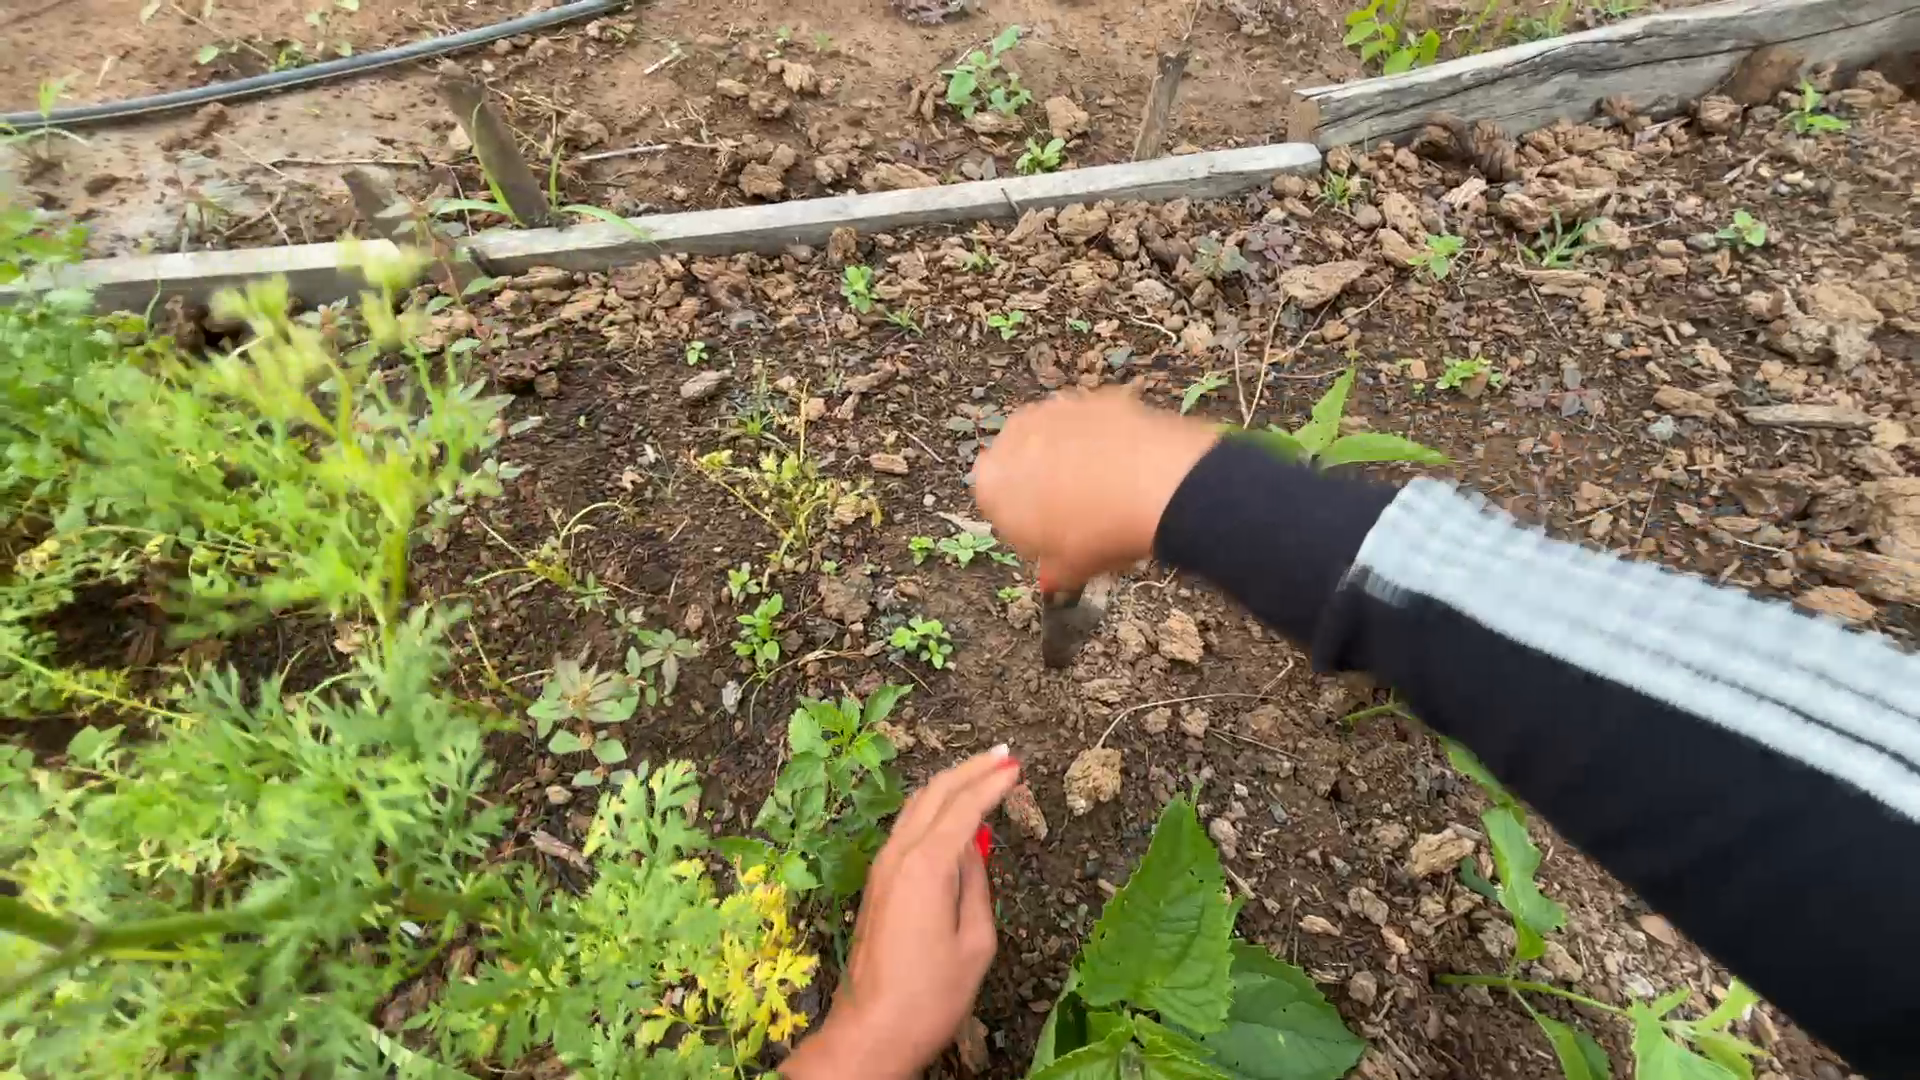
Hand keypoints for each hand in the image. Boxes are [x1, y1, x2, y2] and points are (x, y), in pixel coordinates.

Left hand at [781, 748, 1021, 1079]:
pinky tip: (952, 806)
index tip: (1016, 765)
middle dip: (971, 768)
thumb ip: (977, 884)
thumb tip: (973, 845)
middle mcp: (900, 853)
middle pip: (937, 791)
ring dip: (950, 781)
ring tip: (982, 770)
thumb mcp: (976, 943)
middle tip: (1003, 754)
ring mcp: (883, 863)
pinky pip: (908, 824)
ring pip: (918, 803)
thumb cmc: (931, 995)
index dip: (992, 782)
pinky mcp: (878, 878)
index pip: (965, 806)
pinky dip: (934, 804)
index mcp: (927, 865)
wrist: (871, 1030)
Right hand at [973, 388, 1219, 590]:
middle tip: (1077, 518)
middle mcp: (1011, 440)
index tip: (1049, 539)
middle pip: (1020, 466)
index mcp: (991, 485)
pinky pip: (1088, 424)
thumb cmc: (1098, 531)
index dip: (1024, 525)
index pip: (996, 507)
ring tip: (1106, 492)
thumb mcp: (1070, 568)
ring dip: (1069, 459)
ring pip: (1052, 441)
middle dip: (1042, 486)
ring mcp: (1051, 411)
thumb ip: (1052, 571)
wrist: (1156, 484)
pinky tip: (1125, 466)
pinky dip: (1100, 439)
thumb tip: (1052, 577)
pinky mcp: (1091, 396)